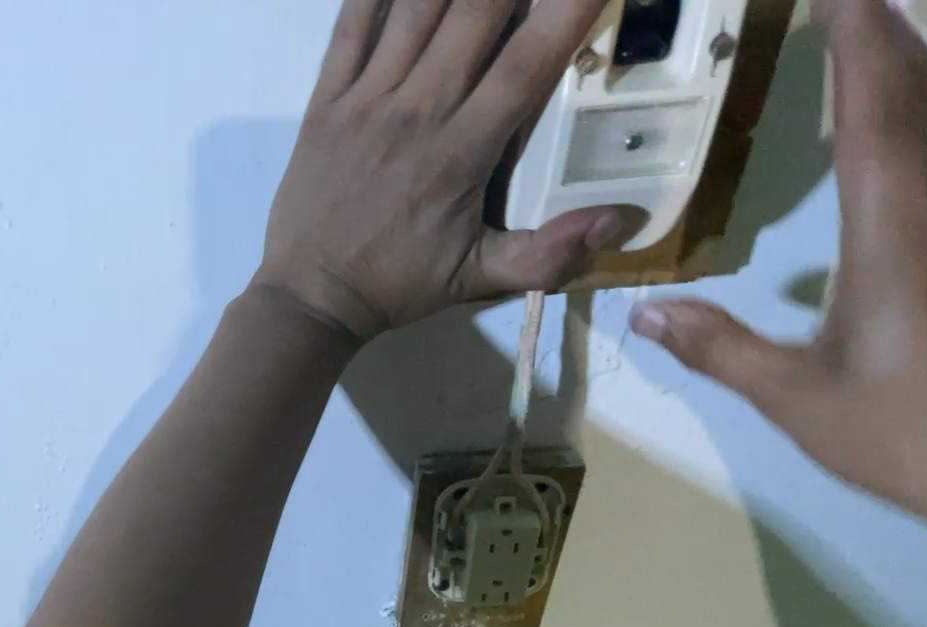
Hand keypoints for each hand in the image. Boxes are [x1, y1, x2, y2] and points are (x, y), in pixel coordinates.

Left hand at [254, 0, 630, 343]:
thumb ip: (543, 256)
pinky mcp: (323, 102)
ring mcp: (365, 101)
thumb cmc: (393, 286)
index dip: (570, 5)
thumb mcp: (472, 281)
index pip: (529, 61)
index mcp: (460, 152)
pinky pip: (349, 25)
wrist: (310, 297)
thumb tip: (617, 224)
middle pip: (477, 8)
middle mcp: (416, 111)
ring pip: (417, 5)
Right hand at [631, 0, 926, 536]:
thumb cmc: (913, 437)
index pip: (878, 119)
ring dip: (919, 79)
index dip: (860, 44)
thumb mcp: (796, 399)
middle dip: (892, 41)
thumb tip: (646, 311)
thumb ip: (720, 349)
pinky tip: (914, 152)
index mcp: (900, 243)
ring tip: (881, 50)